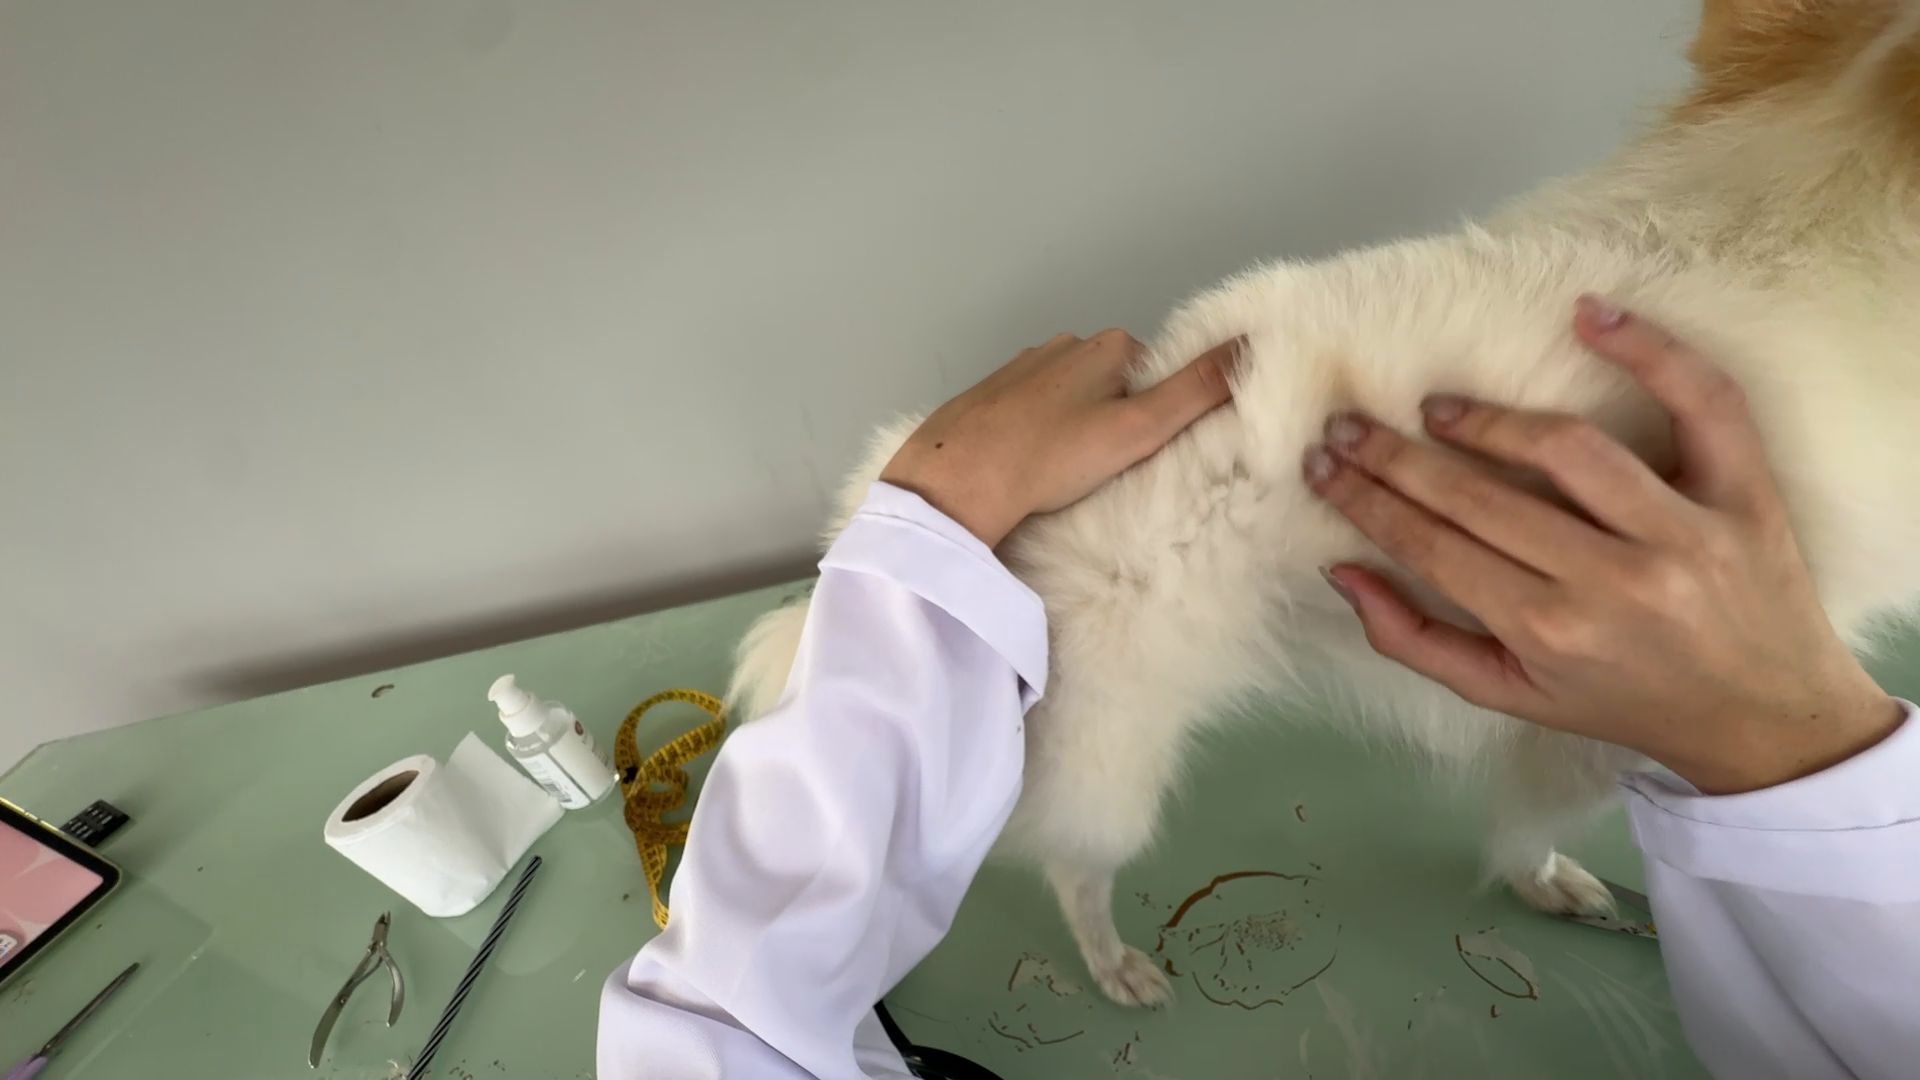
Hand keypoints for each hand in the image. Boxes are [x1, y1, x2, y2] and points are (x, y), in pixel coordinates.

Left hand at [882, 330, 1243, 547]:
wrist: (958, 479)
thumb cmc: (1053, 457)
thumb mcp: (1138, 429)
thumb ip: (1196, 390)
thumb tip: (1255, 341)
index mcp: (1107, 346)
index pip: (1154, 374)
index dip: (1152, 415)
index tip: (1136, 453)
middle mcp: (1063, 344)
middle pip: (1111, 382)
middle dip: (1112, 418)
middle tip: (1100, 467)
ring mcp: (1020, 366)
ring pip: (1068, 395)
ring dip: (1073, 425)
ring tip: (1062, 469)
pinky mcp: (988, 393)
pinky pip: (1030, 408)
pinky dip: (1036, 429)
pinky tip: (1028, 460)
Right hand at [1305, 296, 1901, 794]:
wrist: (1765, 715)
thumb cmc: (1612, 700)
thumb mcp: (1497, 692)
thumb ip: (1408, 637)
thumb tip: (1342, 570)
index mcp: (1543, 628)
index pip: (1426, 545)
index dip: (1362, 500)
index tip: (1321, 466)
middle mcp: (1611, 578)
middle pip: (1475, 496)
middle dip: (1392, 456)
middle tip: (1346, 426)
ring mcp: (1686, 530)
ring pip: (1566, 448)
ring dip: (1485, 420)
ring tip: (1436, 410)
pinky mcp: (1747, 494)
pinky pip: (1705, 405)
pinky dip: (1652, 351)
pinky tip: (1591, 314)